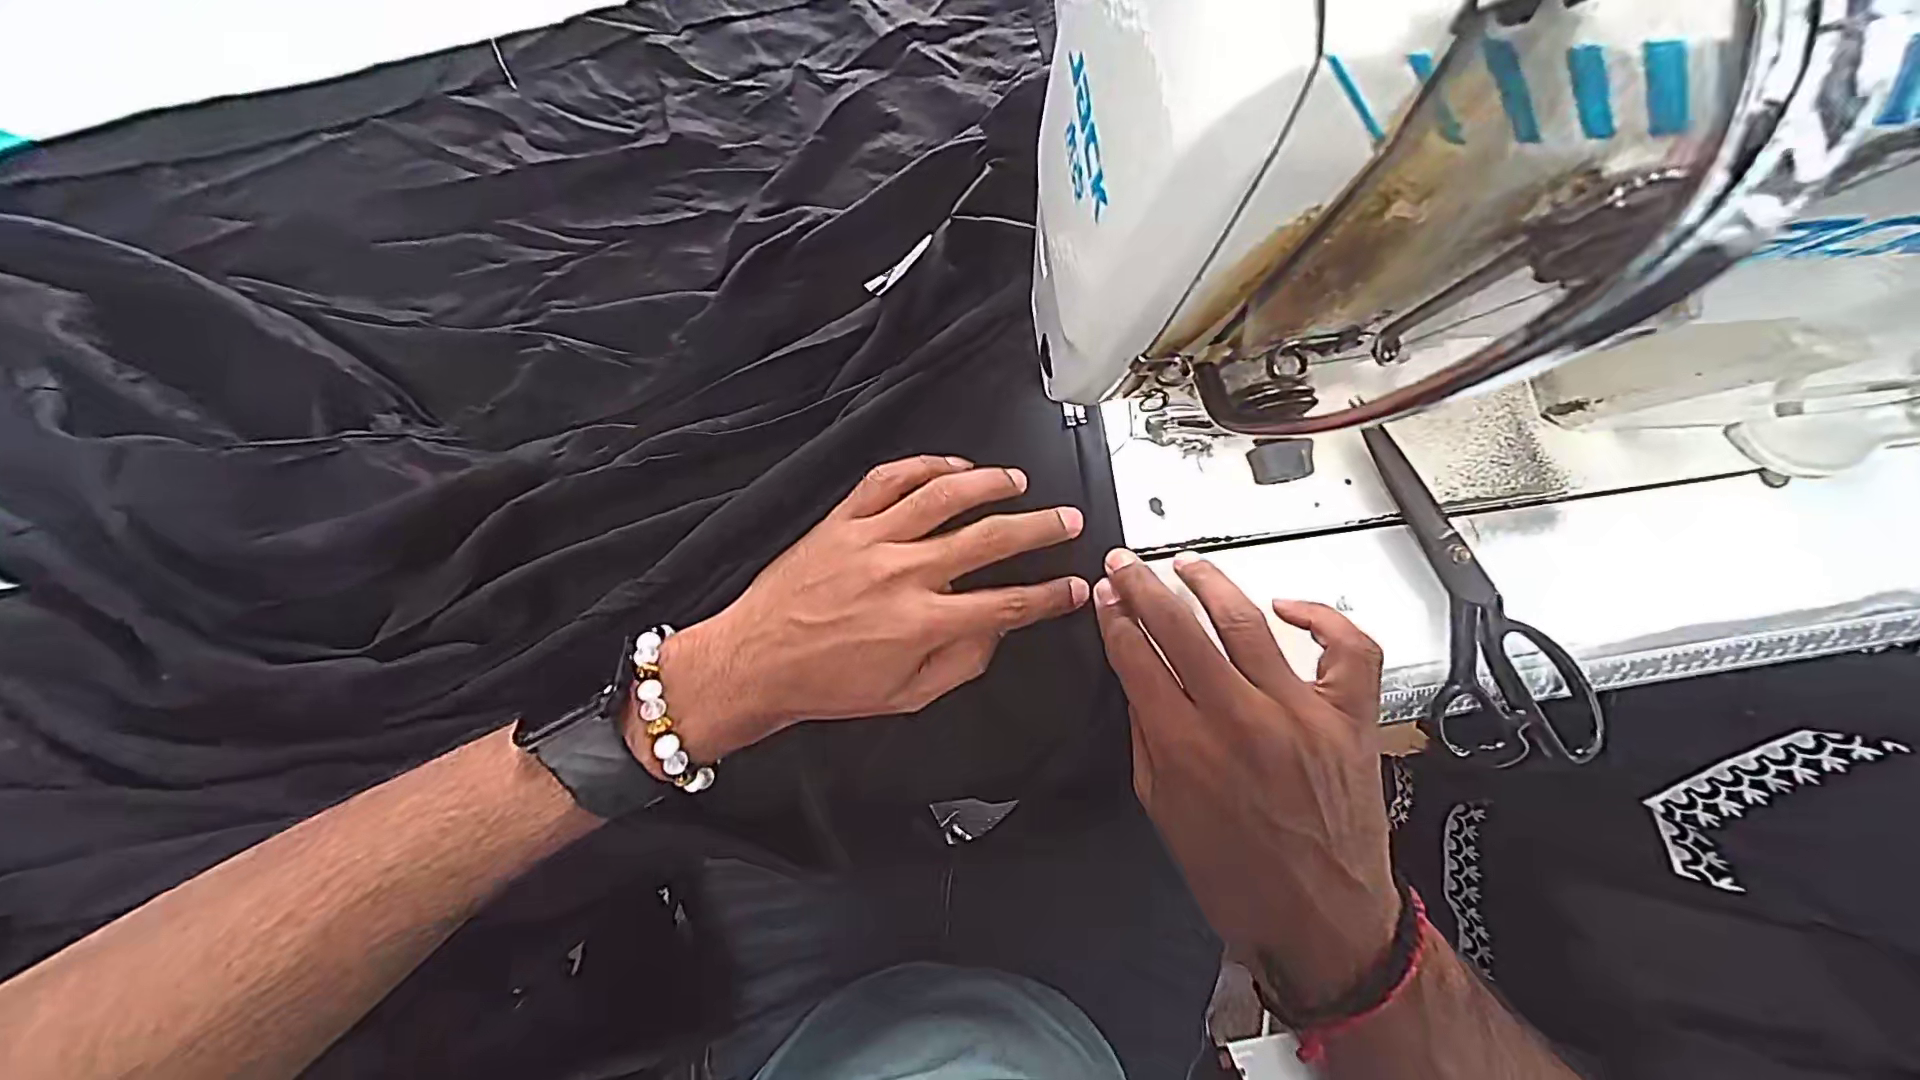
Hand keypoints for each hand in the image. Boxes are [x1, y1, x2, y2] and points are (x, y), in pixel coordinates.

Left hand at [630, 455, 1089, 762]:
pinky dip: (925, 466)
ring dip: (990, 484)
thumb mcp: (906, 696)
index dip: (1051, 595)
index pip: (1008, 603)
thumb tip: (996, 631)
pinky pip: (889, 479)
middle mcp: (902, 574)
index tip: (1072, 587)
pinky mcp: (843, 521)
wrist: (754, 662)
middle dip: (1041, 528)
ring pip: (944, 496)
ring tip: (1017, 482)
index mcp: (922, 623)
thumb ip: (962, 662)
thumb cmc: (822, 683)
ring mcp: (872, 540)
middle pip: (990, 538)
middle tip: (1066, 521)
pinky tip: (949, 466)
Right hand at [1093, 548, 1394, 1005]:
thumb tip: (1137, 680)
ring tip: (1186, 565)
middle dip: (1142, 585)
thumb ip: (1146, 735)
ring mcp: (1297, 715)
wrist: (1322, 923)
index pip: (1136, 655)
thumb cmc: (1239, 876)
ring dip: (1207, 583)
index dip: (1114, 617)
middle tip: (1128, 564)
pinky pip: (1345, 649)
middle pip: (1178, 626)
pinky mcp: (1347, 719)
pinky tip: (1289, 603)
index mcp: (1184, 747)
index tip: (1107, 595)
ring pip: (1245, 621)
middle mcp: (1238, 722)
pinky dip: (1320, 616)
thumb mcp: (1161, 806)